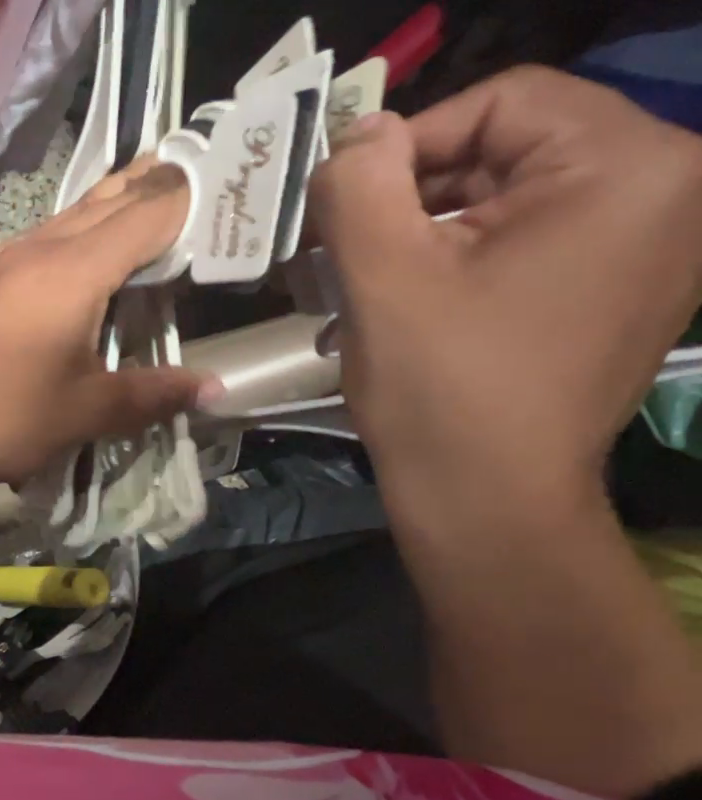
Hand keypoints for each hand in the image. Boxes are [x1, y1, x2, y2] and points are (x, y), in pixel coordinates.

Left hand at [0, 161, 216, 498]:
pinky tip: (87, 262)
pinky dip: (78, 238)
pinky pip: (42, 243)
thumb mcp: (85, 410)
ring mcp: (2, 265)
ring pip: (71, 217)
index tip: (240, 197)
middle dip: (160, 190)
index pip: (152, 210)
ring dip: (115, 210)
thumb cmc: (2, 419)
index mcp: (73, 269)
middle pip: (110, 200)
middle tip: (211, 190)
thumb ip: (152, 393)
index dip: (198, 199)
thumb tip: (213, 390)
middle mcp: (38, 250)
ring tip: (158, 213)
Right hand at [310, 68, 701, 519]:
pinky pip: (527, 241)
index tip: (337, 211)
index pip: (501, 101)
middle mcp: (667, 188)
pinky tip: (403, 308)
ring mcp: (652, 241)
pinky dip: (455, 262)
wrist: (489, 498)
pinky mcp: (619, 286)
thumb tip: (355, 135)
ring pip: (508, 198)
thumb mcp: (383, 276)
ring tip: (356, 289)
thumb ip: (360, 186)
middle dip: (406, 198)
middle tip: (332, 254)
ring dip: (419, 233)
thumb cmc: (441, 386)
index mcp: (628, 167)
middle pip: (506, 149)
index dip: (403, 146)